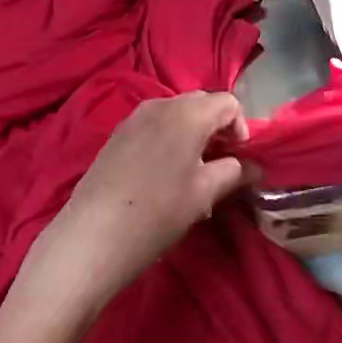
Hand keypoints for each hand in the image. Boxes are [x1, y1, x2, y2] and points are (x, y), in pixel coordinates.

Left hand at [25, 93, 251, 311]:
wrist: (90, 239)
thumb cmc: (157, 213)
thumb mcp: (204, 194)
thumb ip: (233, 172)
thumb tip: (252, 167)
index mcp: (188, 113)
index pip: (228, 103)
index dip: (241, 127)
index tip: (238, 159)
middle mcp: (160, 105)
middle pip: (201, 103)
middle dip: (217, 128)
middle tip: (219, 164)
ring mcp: (133, 118)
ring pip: (176, 114)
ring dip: (192, 134)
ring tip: (191, 173)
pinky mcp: (115, 136)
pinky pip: (153, 126)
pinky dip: (168, 140)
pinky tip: (162, 176)